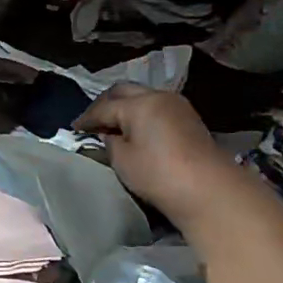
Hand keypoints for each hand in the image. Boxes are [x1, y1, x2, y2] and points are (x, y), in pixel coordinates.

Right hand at [74, 84, 246, 226]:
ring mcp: (177, 106)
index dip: (87, 118)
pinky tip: (135, 130)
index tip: (73, 129)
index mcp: (139, 103)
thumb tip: (109, 134)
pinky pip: (157, 109)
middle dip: (105, 104)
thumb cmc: (158, 174)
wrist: (208, 190)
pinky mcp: (189, 119)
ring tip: (112, 125)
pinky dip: (141, 115)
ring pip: (143, 98)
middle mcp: (159, 96)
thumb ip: (110, 142)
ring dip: (125, 108)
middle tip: (92, 122)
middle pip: (124, 92)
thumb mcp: (123, 160)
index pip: (104, 106)